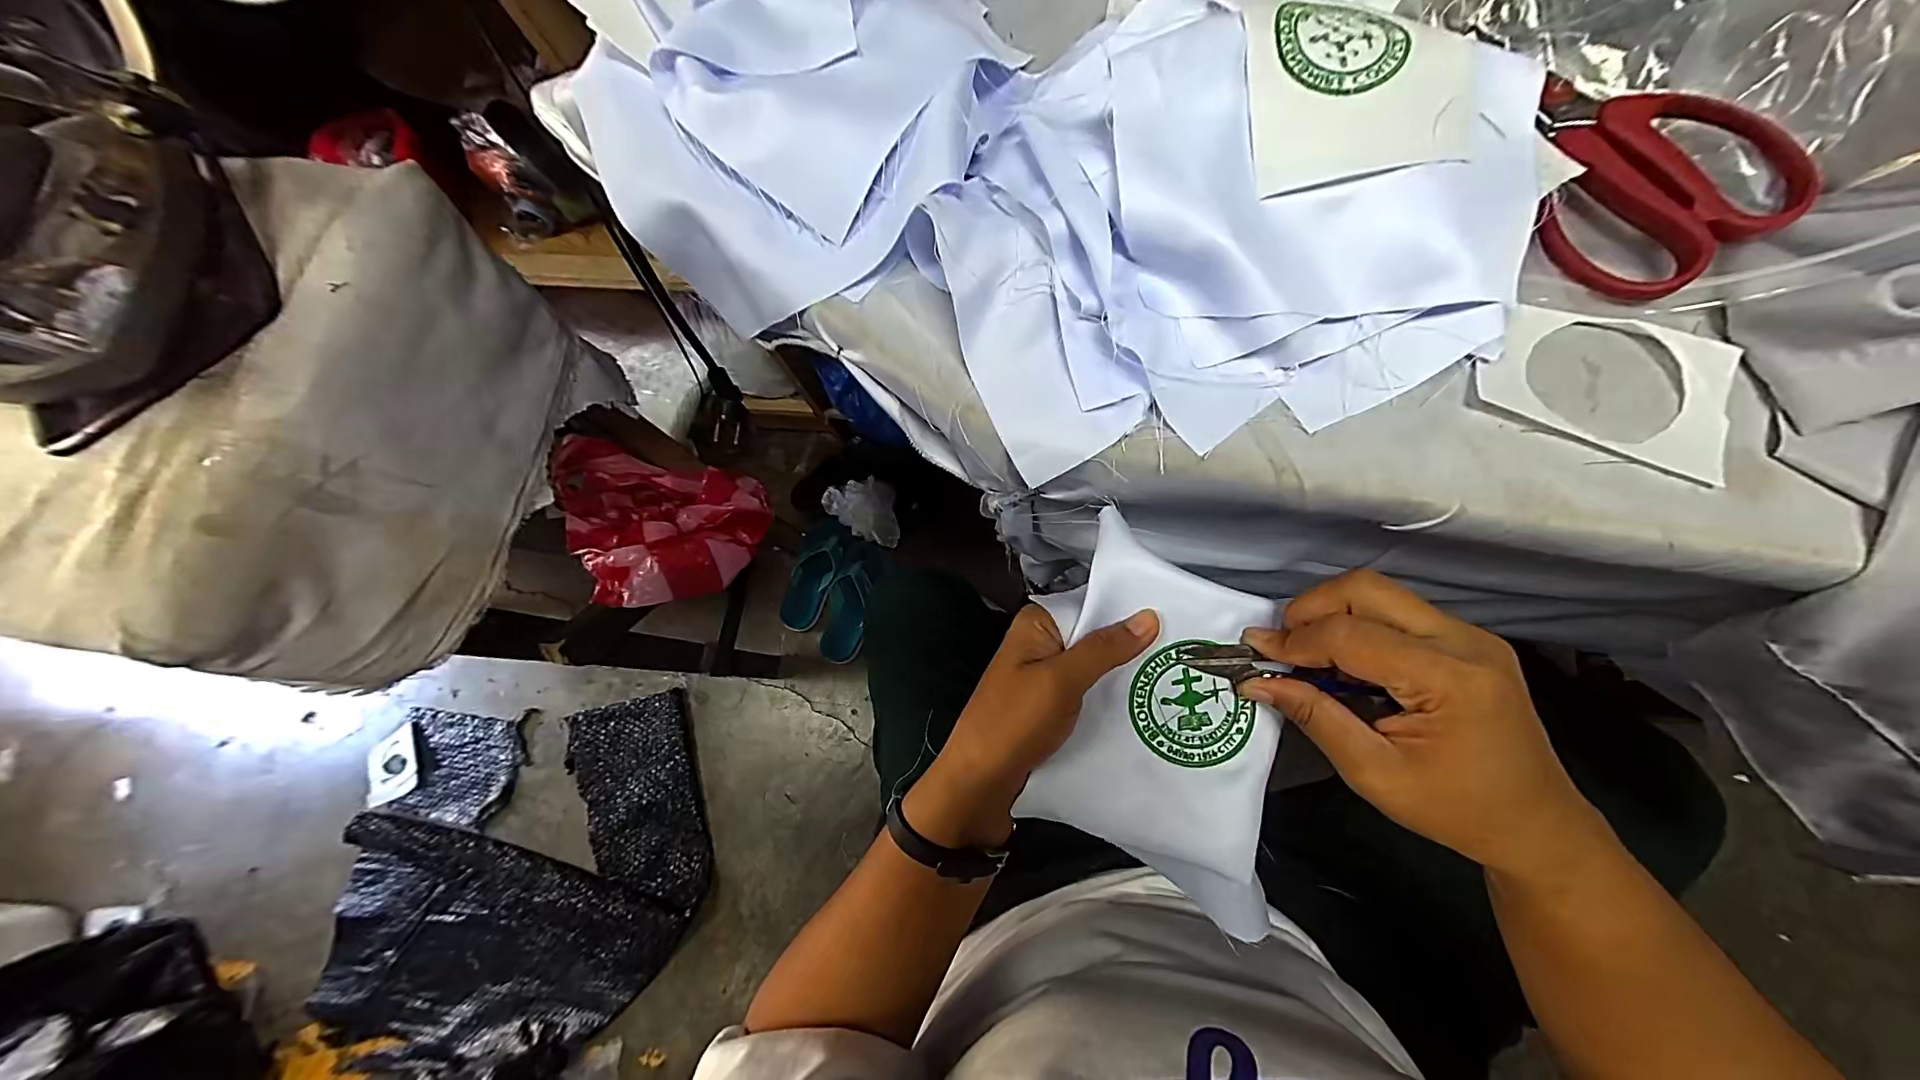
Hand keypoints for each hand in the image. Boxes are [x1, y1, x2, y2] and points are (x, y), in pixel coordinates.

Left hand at [905, 604, 1158, 849]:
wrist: (978, 785)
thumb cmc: (1012, 724)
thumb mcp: (1061, 681)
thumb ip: (1103, 649)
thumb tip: (1148, 617)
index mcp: (1035, 625)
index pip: (1089, 603)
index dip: (1128, 610)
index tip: (1174, 616)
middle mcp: (1040, 645)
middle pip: (1095, 636)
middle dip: (1132, 645)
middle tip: (1184, 652)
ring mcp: (1045, 678)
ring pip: (1095, 668)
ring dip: (1125, 676)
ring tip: (1176, 678)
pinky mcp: (1052, 709)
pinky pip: (1089, 695)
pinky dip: (1111, 700)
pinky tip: (1146, 707)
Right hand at [1236, 570, 1611, 880]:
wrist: (1537, 826)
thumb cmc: (1456, 809)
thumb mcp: (1374, 772)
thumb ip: (1314, 716)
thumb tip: (1257, 681)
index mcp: (1449, 679)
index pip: (1351, 635)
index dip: (1295, 641)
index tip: (1256, 655)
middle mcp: (1464, 642)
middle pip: (1366, 589)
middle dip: (1310, 609)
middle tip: (1281, 646)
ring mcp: (1470, 636)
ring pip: (1380, 593)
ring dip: (1331, 613)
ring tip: (1305, 653)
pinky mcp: (1466, 640)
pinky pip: (1396, 611)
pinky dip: (1356, 624)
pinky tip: (1342, 661)